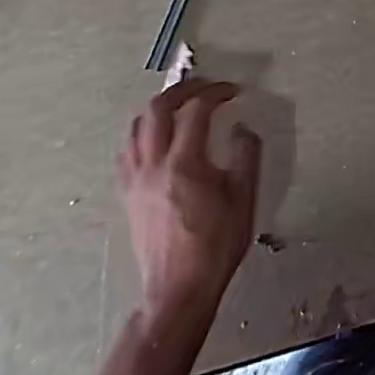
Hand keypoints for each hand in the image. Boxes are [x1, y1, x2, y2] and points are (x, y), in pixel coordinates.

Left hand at [117, 80, 261, 320]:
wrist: (179, 288)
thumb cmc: (217, 243)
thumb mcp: (244, 196)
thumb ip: (246, 155)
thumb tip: (243, 130)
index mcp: (185, 164)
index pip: (196, 111)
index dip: (217, 93)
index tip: (233, 91)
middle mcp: (154, 167)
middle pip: (157, 110)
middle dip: (183, 90)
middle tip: (206, 86)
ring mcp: (136, 181)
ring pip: (136, 128)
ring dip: (160, 108)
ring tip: (182, 104)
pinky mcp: (129, 195)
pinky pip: (129, 151)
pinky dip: (145, 133)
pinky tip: (160, 138)